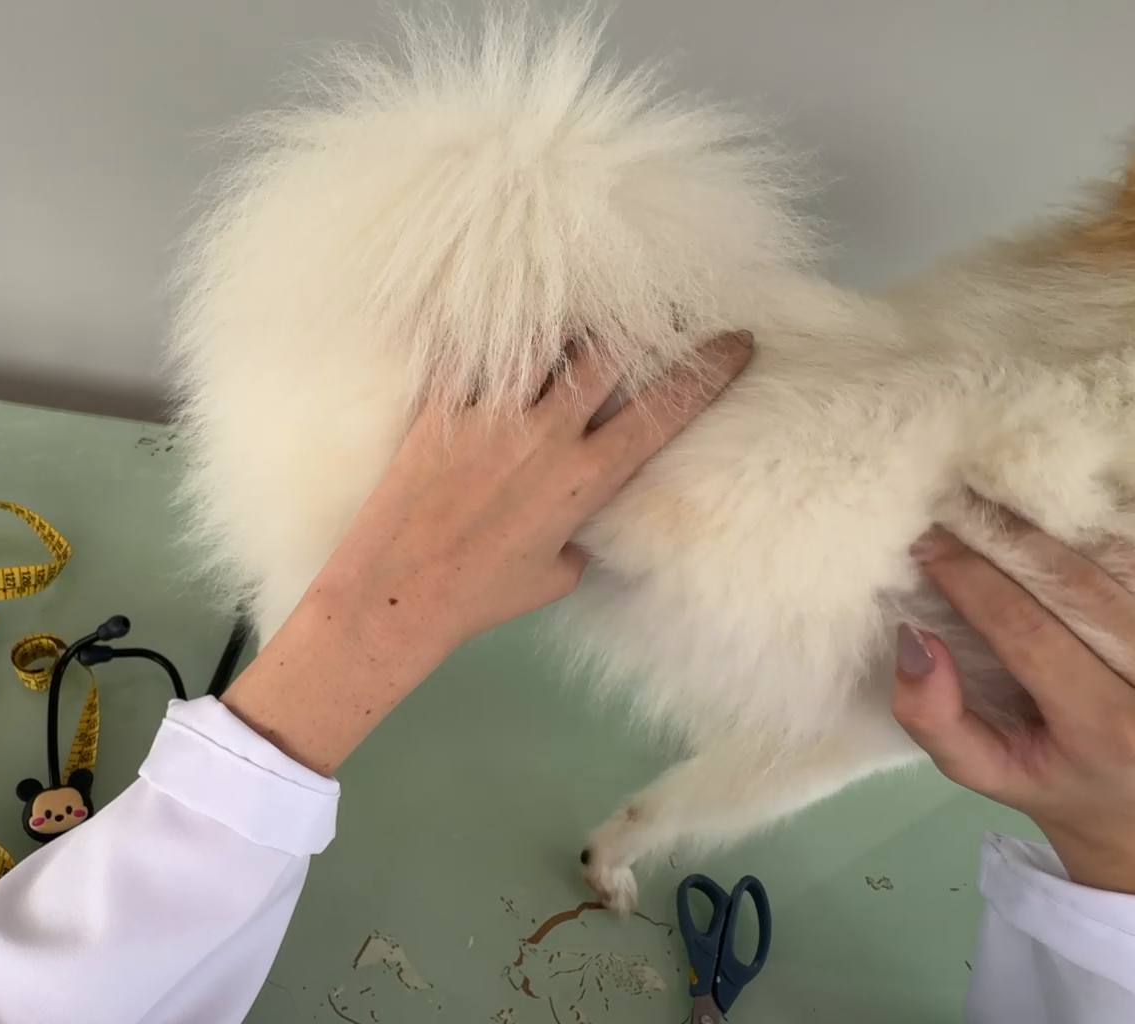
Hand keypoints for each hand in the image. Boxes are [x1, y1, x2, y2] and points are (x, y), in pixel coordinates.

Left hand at [222, 331, 754, 775]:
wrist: (398, 591)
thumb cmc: (479, 596)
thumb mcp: (552, 578)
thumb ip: (577, 542)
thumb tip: (577, 530)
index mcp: (586, 479)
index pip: (666, 409)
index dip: (709, 369)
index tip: (736, 341)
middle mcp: (545, 436)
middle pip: (608, 352)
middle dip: (637, 327)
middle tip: (644, 316)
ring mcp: (490, 416)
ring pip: (542, 339)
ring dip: (562, 327)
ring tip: (567, 322)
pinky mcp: (438, 408)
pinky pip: (467, 351)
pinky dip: (484, 335)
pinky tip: (491, 325)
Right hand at [894, 518, 1134, 895]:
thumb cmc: (1048, 787)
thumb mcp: (970, 768)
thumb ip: (929, 712)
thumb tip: (916, 637)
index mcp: (1114, 734)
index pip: (1028, 633)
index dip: (969, 580)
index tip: (923, 543)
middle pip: (1083, 591)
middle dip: (1006, 539)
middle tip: (952, 506)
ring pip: (1132, 570)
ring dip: (1056, 529)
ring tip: (996, 506)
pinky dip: (1109, 539)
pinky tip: (1057, 522)